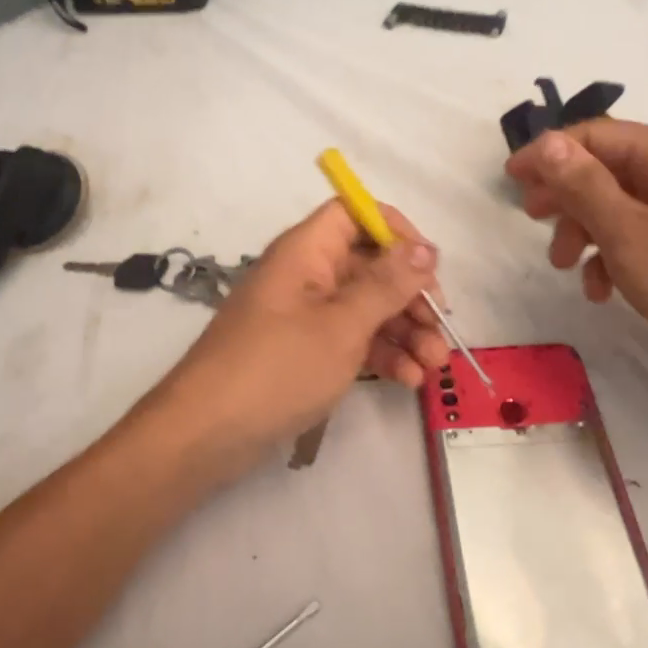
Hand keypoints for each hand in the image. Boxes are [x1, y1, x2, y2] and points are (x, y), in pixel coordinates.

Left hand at [150, 199, 449, 464]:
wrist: (206, 434)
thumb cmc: (276, 368)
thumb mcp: (341, 326)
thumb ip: (387, 286)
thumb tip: (424, 248)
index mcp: (305, 252)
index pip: (354, 213)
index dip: (395, 231)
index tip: (429, 266)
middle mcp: (304, 275)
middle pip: (368, 265)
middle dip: (410, 294)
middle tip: (442, 327)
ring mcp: (302, 316)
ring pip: (365, 308)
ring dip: (404, 331)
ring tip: (435, 364)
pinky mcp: (302, 353)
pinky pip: (349, 340)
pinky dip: (380, 355)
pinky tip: (408, 380)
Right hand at [505, 121, 647, 392]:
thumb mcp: (632, 236)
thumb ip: (585, 188)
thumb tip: (546, 142)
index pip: (597, 135)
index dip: (550, 153)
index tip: (511, 183)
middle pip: (607, 168)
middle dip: (566, 195)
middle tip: (534, 222)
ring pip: (619, 205)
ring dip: (585, 231)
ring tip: (566, 268)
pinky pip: (640, 235)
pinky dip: (613, 256)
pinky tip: (603, 290)